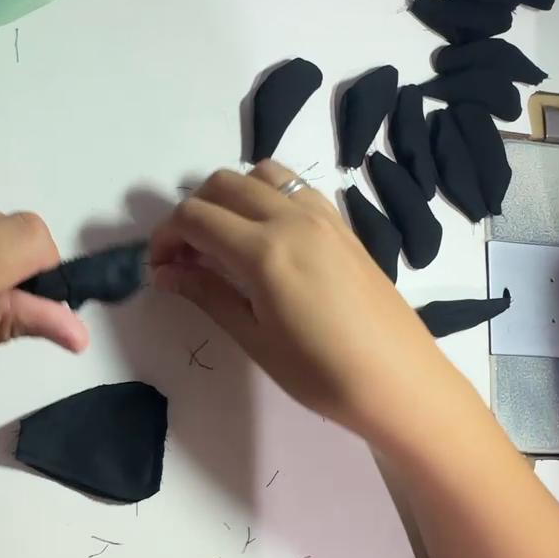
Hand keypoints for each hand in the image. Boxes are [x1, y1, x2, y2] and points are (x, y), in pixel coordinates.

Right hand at [150, 161, 456, 435]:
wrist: (400, 382)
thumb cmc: (321, 373)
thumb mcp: (254, 339)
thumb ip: (207, 294)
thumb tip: (163, 273)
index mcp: (264, 251)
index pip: (195, 218)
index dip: (165, 237)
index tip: (158, 268)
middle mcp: (292, 218)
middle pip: (222, 185)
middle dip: (191, 212)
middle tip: (184, 256)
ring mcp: (323, 216)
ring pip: (261, 175)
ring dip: (230, 196)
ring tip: (223, 239)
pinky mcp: (342, 225)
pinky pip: (295, 188)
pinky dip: (267, 196)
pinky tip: (265, 236)